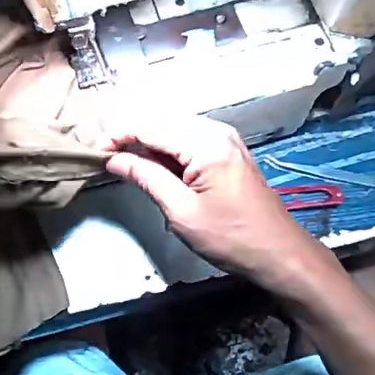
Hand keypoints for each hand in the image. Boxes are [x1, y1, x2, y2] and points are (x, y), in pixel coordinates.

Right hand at [105, 116, 338, 295]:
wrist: (279, 253)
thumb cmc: (231, 237)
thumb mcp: (181, 211)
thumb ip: (147, 178)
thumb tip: (116, 160)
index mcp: (206, 143)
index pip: (151, 127)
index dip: (119, 136)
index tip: (95, 151)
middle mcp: (217, 131)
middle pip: (162, 122)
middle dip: (131, 136)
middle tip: (105, 156)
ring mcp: (225, 139)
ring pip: (174, 129)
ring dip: (148, 142)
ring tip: (123, 161)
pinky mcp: (227, 151)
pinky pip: (188, 140)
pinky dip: (167, 149)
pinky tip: (152, 165)